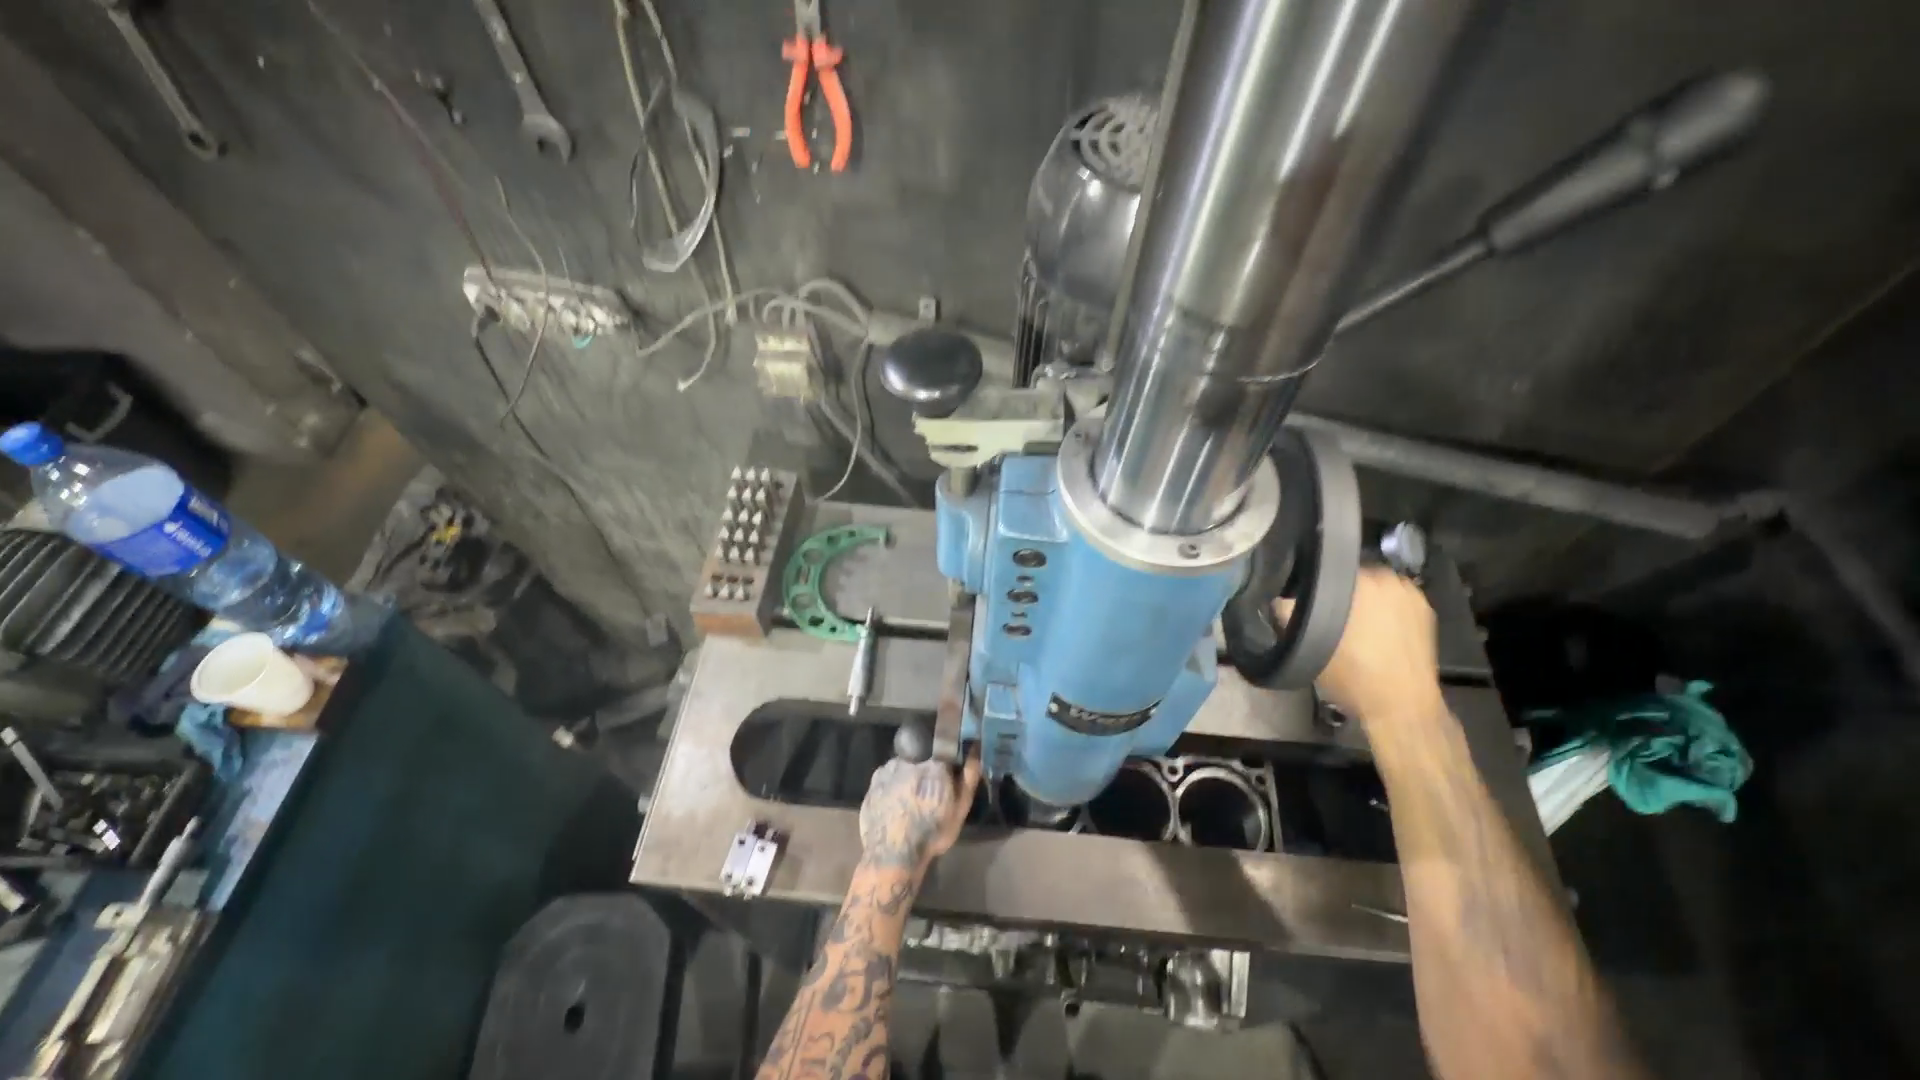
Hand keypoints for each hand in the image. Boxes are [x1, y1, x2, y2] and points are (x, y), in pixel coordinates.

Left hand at [857, 747, 981, 872]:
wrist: (891, 854)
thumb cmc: (931, 833)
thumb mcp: (959, 810)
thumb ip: (969, 777)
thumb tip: (976, 749)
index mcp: (934, 764)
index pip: (945, 751)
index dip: (947, 765)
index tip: (948, 778)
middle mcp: (910, 759)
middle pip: (923, 759)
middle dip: (926, 772)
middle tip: (927, 795)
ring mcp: (888, 769)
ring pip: (904, 767)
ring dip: (908, 777)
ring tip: (909, 801)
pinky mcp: (872, 781)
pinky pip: (888, 777)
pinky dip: (893, 786)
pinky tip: (895, 804)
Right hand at [1277, 566, 1441, 724]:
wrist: (1401, 706)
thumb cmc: (1352, 675)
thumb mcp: (1308, 646)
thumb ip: (1289, 613)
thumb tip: (1280, 598)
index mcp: (1359, 578)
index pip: (1328, 572)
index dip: (1317, 590)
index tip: (1312, 608)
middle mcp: (1388, 578)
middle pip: (1354, 579)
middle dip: (1343, 595)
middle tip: (1332, 619)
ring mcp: (1411, 594)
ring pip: (1377, 590)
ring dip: (1367, 602)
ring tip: (1357, 627)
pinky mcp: (1426, 612)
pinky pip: (1397, 603)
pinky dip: (1388, 612)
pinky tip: (1380, 633)